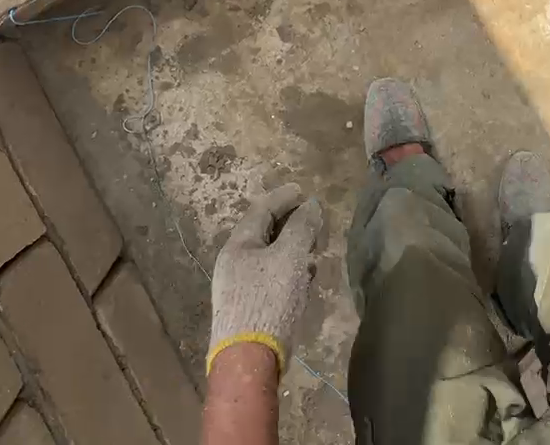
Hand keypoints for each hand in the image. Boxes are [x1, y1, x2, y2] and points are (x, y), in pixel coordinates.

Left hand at [209, 183, 324, 373]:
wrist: (249, 360)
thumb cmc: (269, 299)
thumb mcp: (290, 256)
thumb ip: (302, 226)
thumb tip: (311, 205)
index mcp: (238, 245)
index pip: (261, 210)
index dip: (283, 197)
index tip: (302, 190)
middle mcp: (234, 263)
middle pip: (265, 232)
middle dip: (291, 223)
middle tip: (314, 221)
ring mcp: (239, 287)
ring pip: (269, 256)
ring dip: (293, 248)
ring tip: (315, 250)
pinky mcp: (249, 308)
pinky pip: (271, 277)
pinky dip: (289, 269)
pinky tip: (305, 278)